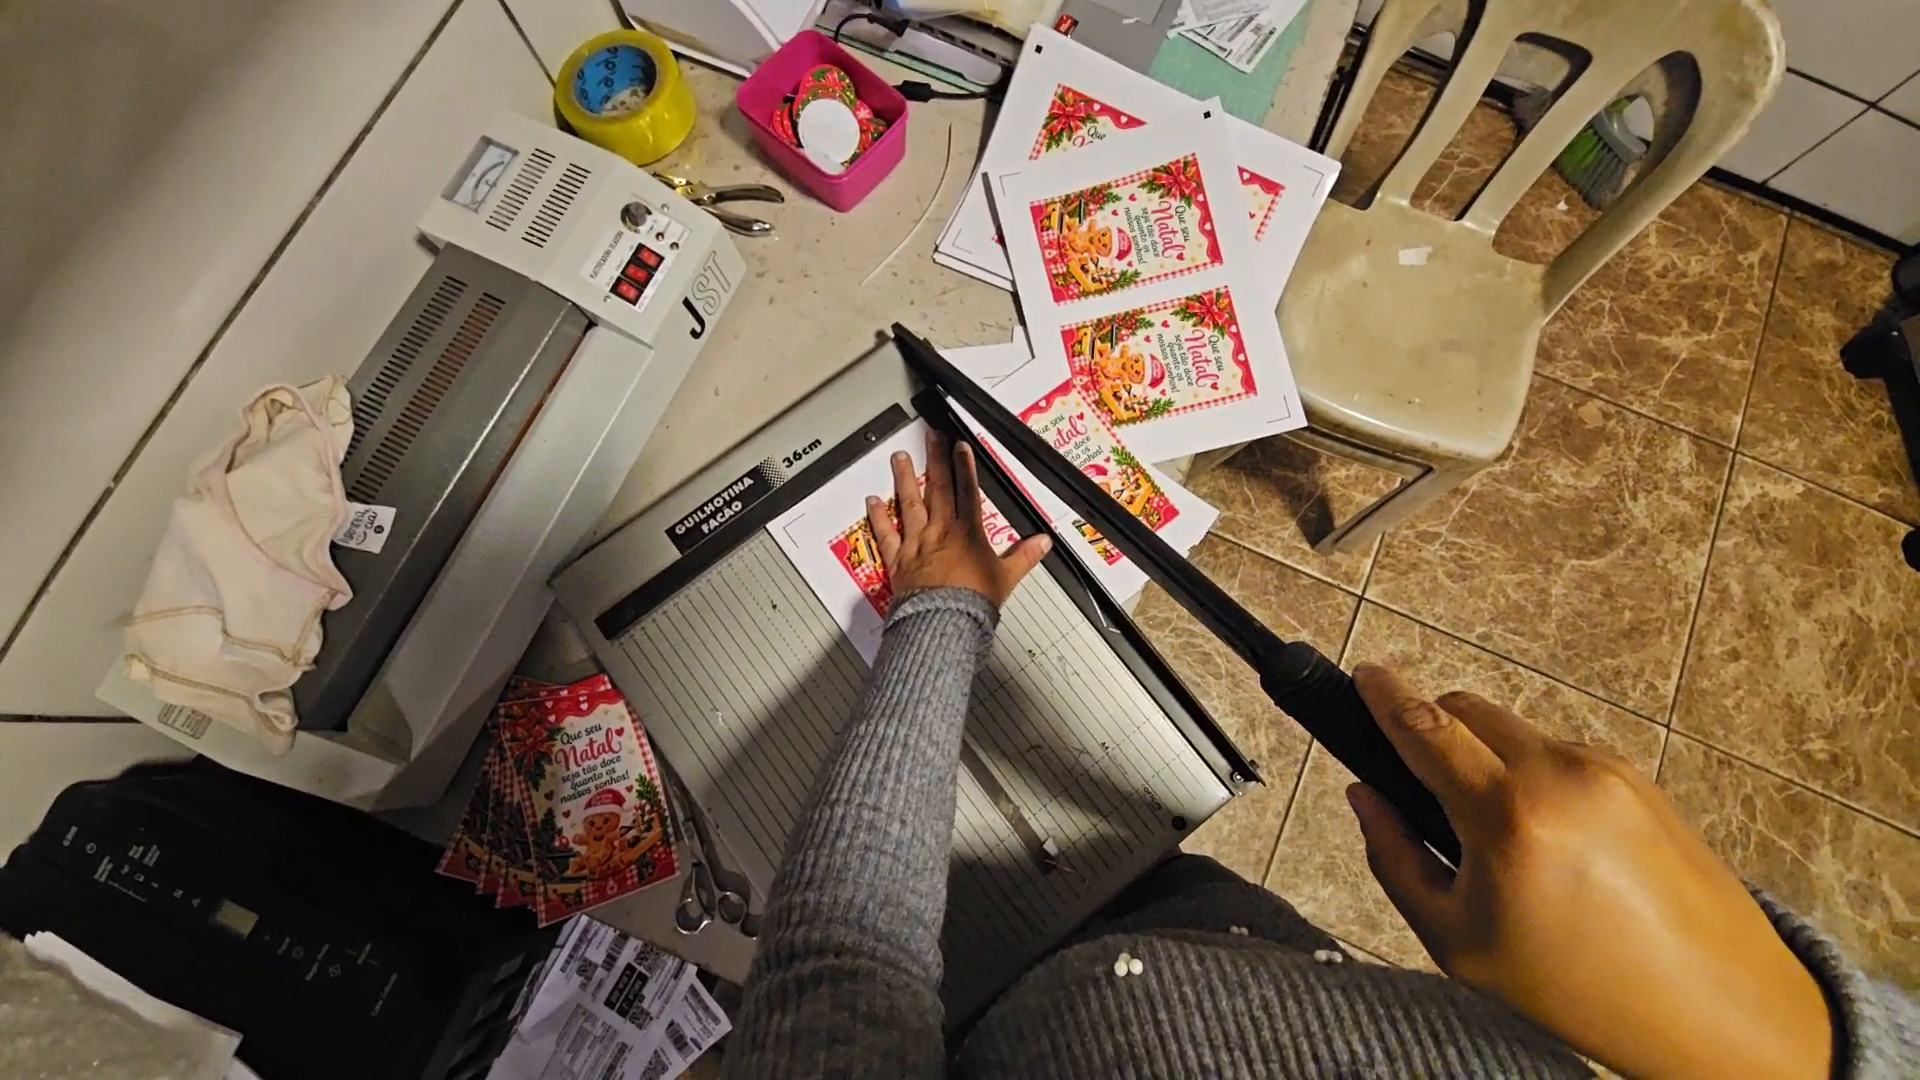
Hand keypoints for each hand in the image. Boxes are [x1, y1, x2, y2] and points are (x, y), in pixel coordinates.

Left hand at [867, 430, 1051, 610]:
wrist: (942, 623)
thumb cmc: (972, 603)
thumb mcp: (1006, 578)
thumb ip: (1024, 557)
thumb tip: (1043, 543)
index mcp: (968, 533)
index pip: (967, 491)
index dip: (965, 466)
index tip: (960, 447)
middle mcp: (940, 531)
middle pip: (938, 488)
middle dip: (935, 460)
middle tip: (931, 438)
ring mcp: (917, 543)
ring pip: (910, 503)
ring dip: (905, 479)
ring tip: (900, 458)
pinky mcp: (899, 559)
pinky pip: (886, 534)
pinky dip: (878, 517)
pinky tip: (872, 501)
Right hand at [1346, 664, 1832, 1079]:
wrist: (1733, 1019)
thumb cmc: (1575, 987)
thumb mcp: (1455, 941)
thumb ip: (1393, 857)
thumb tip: (1364, 793)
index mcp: (1508, 816)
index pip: (1426, 728)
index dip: (1384, 694)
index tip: (1362, 673)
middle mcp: (1559, 775)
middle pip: (1465, 708)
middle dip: (1432, 727)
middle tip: (1427, 781)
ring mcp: (1608, 771)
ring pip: (1510, 728)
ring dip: (1482, 751)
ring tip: (1499, 823)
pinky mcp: (1641, 779)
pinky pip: (1555, 750)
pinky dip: (1528, 769)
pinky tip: (1550, 832)